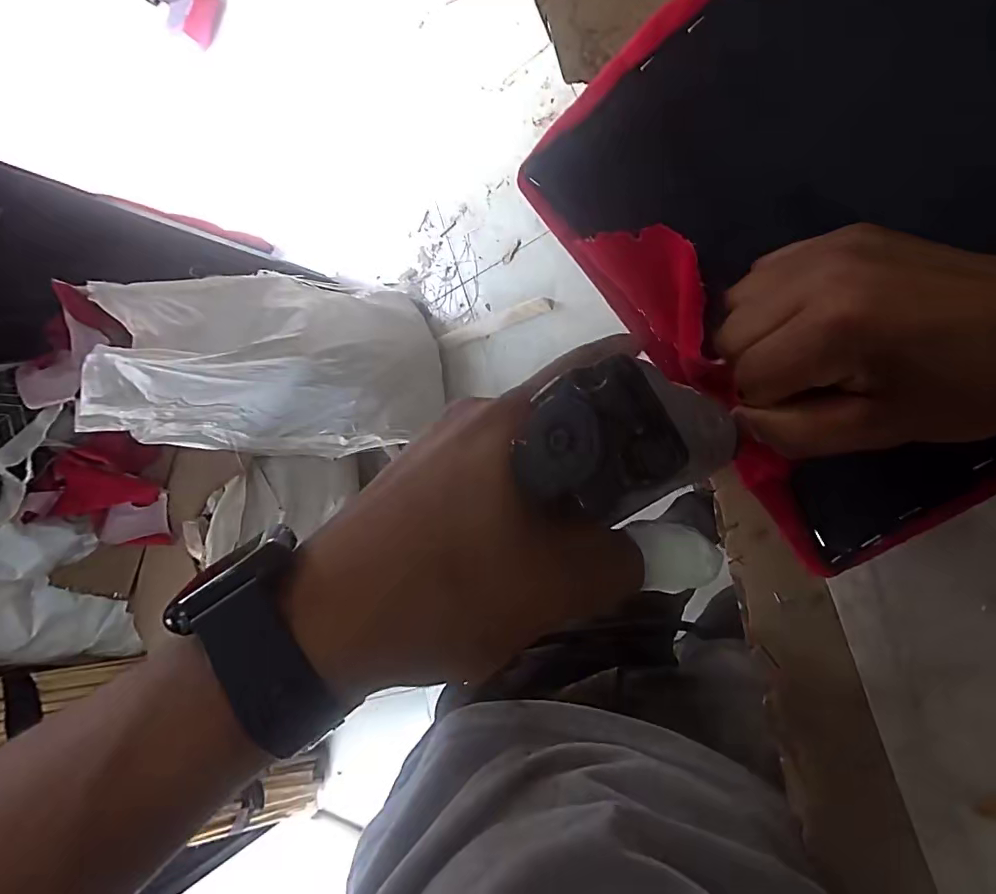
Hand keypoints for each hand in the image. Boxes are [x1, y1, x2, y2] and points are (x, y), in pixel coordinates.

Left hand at [278, 337, 644, 697]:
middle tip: (640, 481)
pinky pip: (491, 464)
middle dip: (608, 436)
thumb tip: (669, 545)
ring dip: (563, 470)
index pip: (595, 368)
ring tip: (584, 522)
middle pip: (564, 407)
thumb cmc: (444, 592)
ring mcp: (442, 438)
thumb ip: (626, 561)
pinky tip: (524, 535)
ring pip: (527, 441)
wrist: (319, 626)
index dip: (644, 383)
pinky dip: (524, 486)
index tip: (676, 413)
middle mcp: (478, 412)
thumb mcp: (553, 588)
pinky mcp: (420, 468)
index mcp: (512, 420)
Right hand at [713, 224, 995, 457]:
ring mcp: (829, 243)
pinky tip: (815, 319)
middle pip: (730, 333)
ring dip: (757, 334)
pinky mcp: (843, 232)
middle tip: (808, 386)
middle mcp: (817, 271)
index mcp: (832, 325)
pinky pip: (770, 269)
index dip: (767, 407)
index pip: (747, 377)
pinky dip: (773, 301)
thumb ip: (797, 432)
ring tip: (809, 352)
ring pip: (740, 297)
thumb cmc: (971, 391)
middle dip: (755, 370)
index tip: (806, 415)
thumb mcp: (882, 430)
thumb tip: (743, 418)